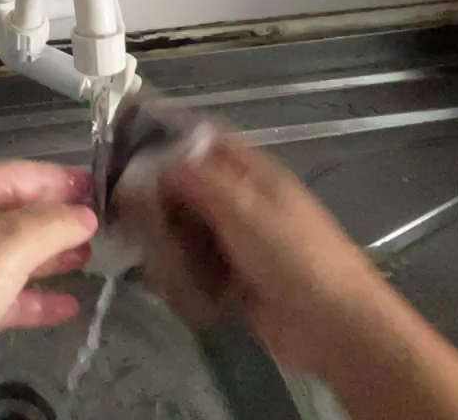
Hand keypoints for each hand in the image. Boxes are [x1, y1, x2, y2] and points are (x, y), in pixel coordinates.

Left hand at [0, 161, 97, 419]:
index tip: (101, 189)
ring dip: (52, 255)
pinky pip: (9, 292)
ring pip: (17, 251)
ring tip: (90, 259)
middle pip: (22, 210)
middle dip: (61, 218)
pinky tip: (68, 305)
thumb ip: (55, 223)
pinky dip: (37, 297)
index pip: (27, 173)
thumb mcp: (13, 240)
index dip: (64, 179)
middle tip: (102, 229)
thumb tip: (85, 213)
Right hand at [121, 132, 457, 419]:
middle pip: (183, 180)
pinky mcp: (229, 274)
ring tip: (134, 239)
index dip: (164, 127)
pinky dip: (173, 263)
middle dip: (153, 189)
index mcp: (249, 171)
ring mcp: (234, 237)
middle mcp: (239, 198)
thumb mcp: (245, 208)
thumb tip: (155, 162)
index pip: (199, 135)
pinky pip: (190, 259)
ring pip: (182, 221)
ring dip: (161, 230)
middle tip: (119, 199)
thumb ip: (198, 179)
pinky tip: (156, 270)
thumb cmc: (296, 257)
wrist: (338, 330)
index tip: (124, 127)